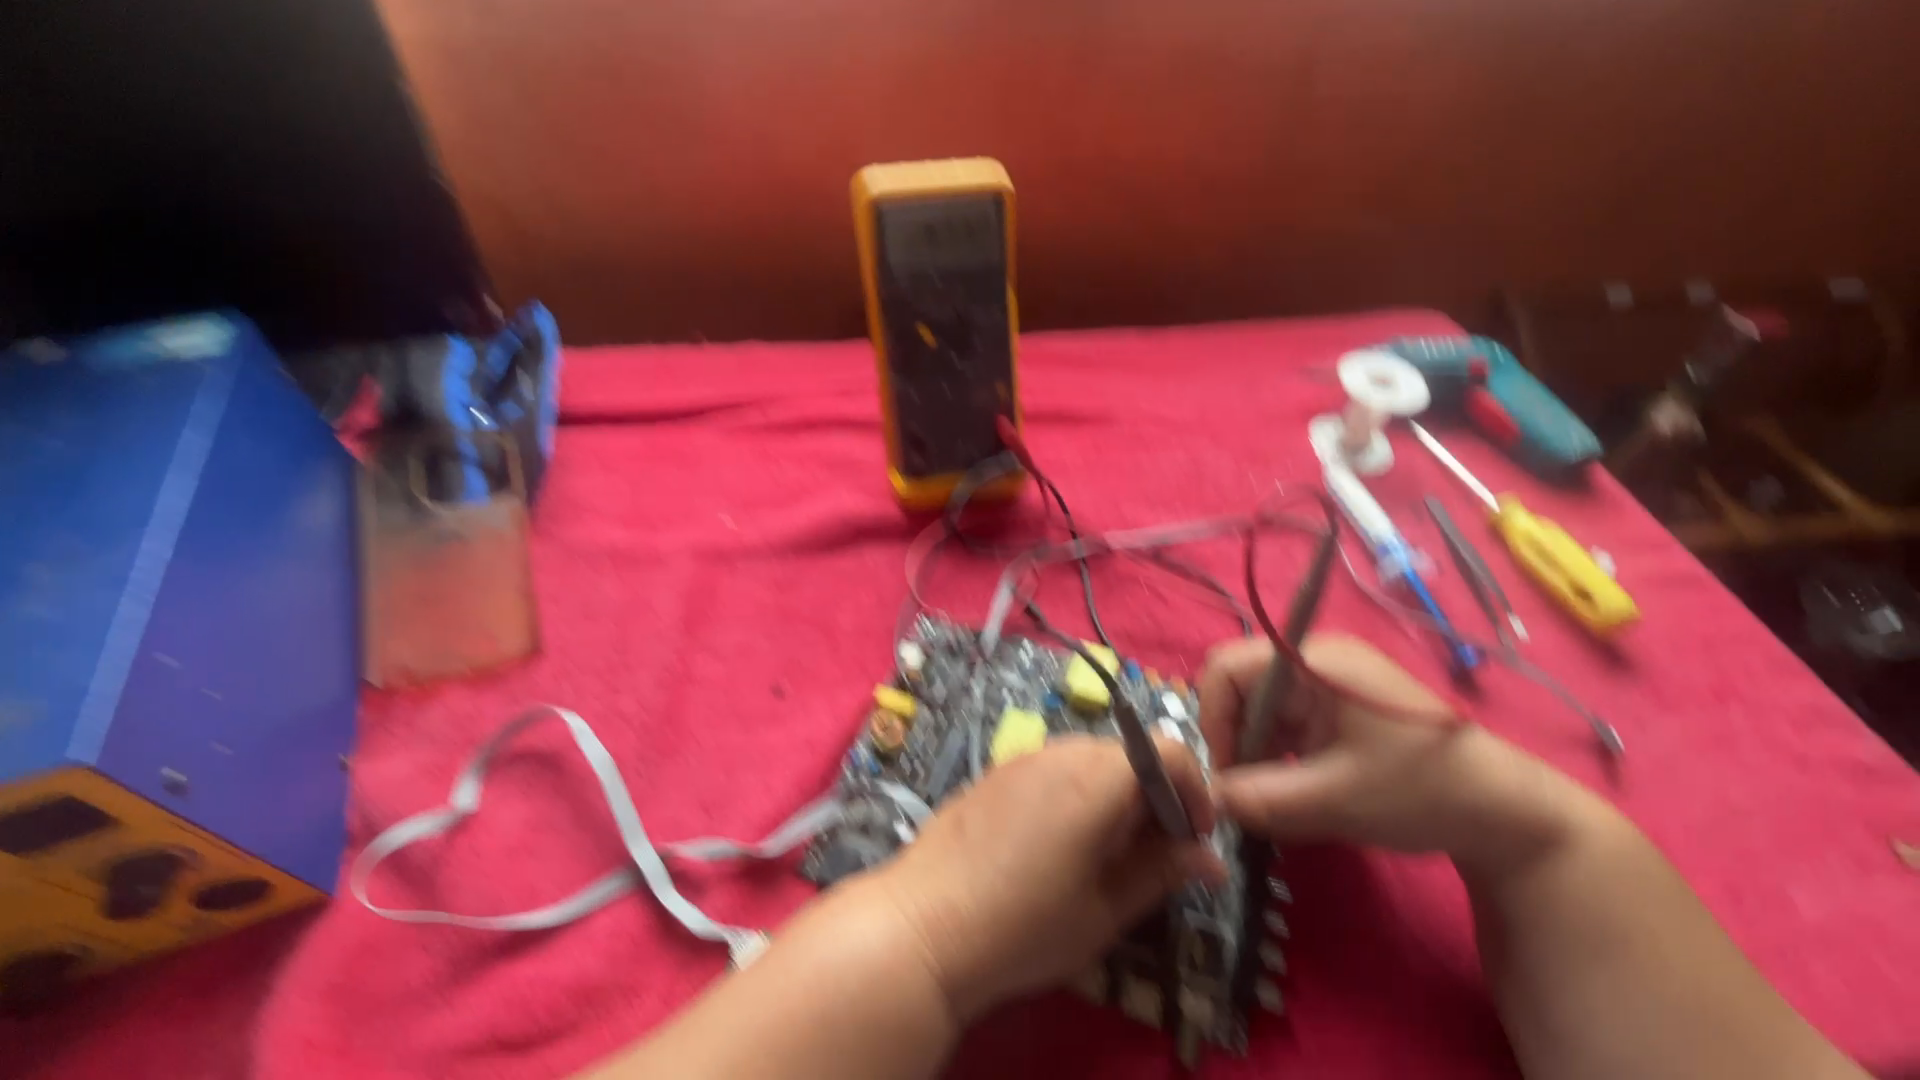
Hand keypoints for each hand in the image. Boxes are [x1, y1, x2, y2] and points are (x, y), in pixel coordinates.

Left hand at [866, 735, 1225, 1021]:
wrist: (919, 926)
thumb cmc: (1024, 925)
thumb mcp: (1105, 909)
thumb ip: (1162, 873)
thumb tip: (1210, 860)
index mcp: (1096, 777)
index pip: (1167, 750)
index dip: (1194, 791)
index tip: (1193, 841)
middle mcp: (1058, 754)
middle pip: (1127, 753)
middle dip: (1154, 795)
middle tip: (1156, 855)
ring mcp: (1019, 761)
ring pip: (1087, 761)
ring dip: (1114, 795)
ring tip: (1107, 856)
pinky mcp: (992, 776)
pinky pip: (1050, 771)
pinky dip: (1075, 795)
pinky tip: (1057, 848)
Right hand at [1198, 633, 1597, 877]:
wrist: (1503, 813)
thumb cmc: (1421, 791)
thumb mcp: (1333, 799)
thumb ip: (1259, 797)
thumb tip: (1205, 800)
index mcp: (1314, 660)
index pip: (1226, 667)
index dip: (1214, 718)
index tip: (1227, 775)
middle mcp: (1313, 661)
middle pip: (1238, 691)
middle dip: (1235, 744)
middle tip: (1246, 798)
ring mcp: (1324, 686)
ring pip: (1257, 715)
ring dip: (1255, 758)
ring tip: (1273, 803)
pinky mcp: (1333, 713)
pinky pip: (1281, 730)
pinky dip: (1276, 762)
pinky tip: (1295, 796)